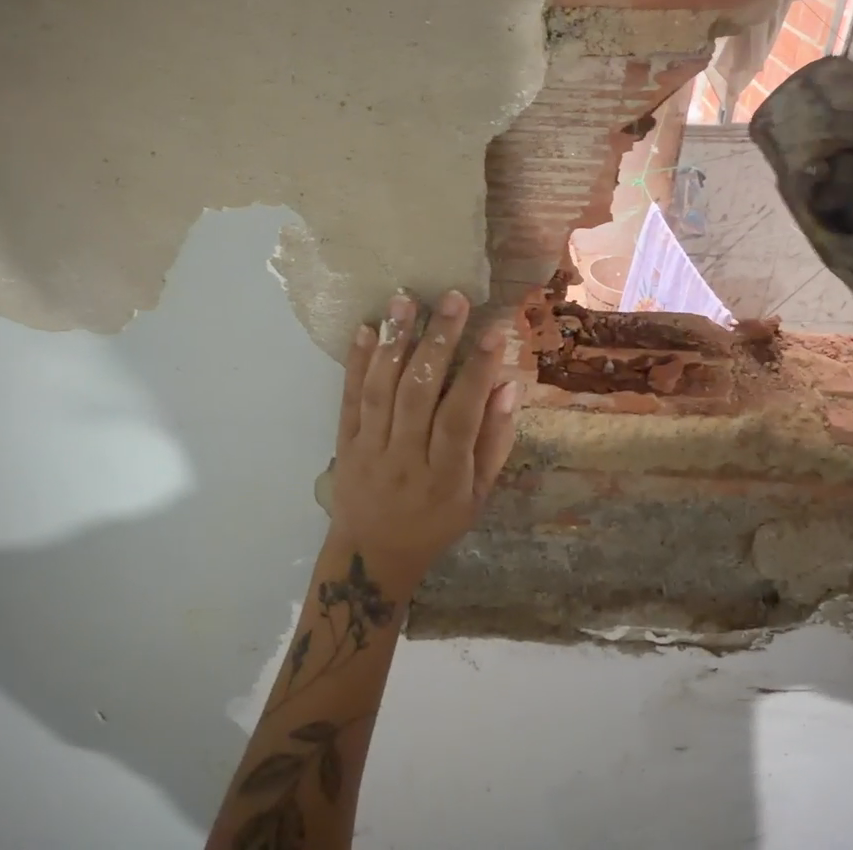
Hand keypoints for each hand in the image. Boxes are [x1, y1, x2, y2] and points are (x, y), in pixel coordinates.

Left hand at [329, 290, 519, 593]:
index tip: (493, 332)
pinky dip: (356, 363)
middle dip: (437, 342)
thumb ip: (494, 442)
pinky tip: (367, 328)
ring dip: (395, 342)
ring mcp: (369, 449)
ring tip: (406, 300)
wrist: (372, 555)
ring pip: (381, 390)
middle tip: (453, 298)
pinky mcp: (344, 442)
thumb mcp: (477, 495)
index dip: (476, 374)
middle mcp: (405, 458)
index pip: (460, 417)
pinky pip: (349, 399)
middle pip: (419, 394)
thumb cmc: (436, 523)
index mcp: (445, 476)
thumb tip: (509, 387)